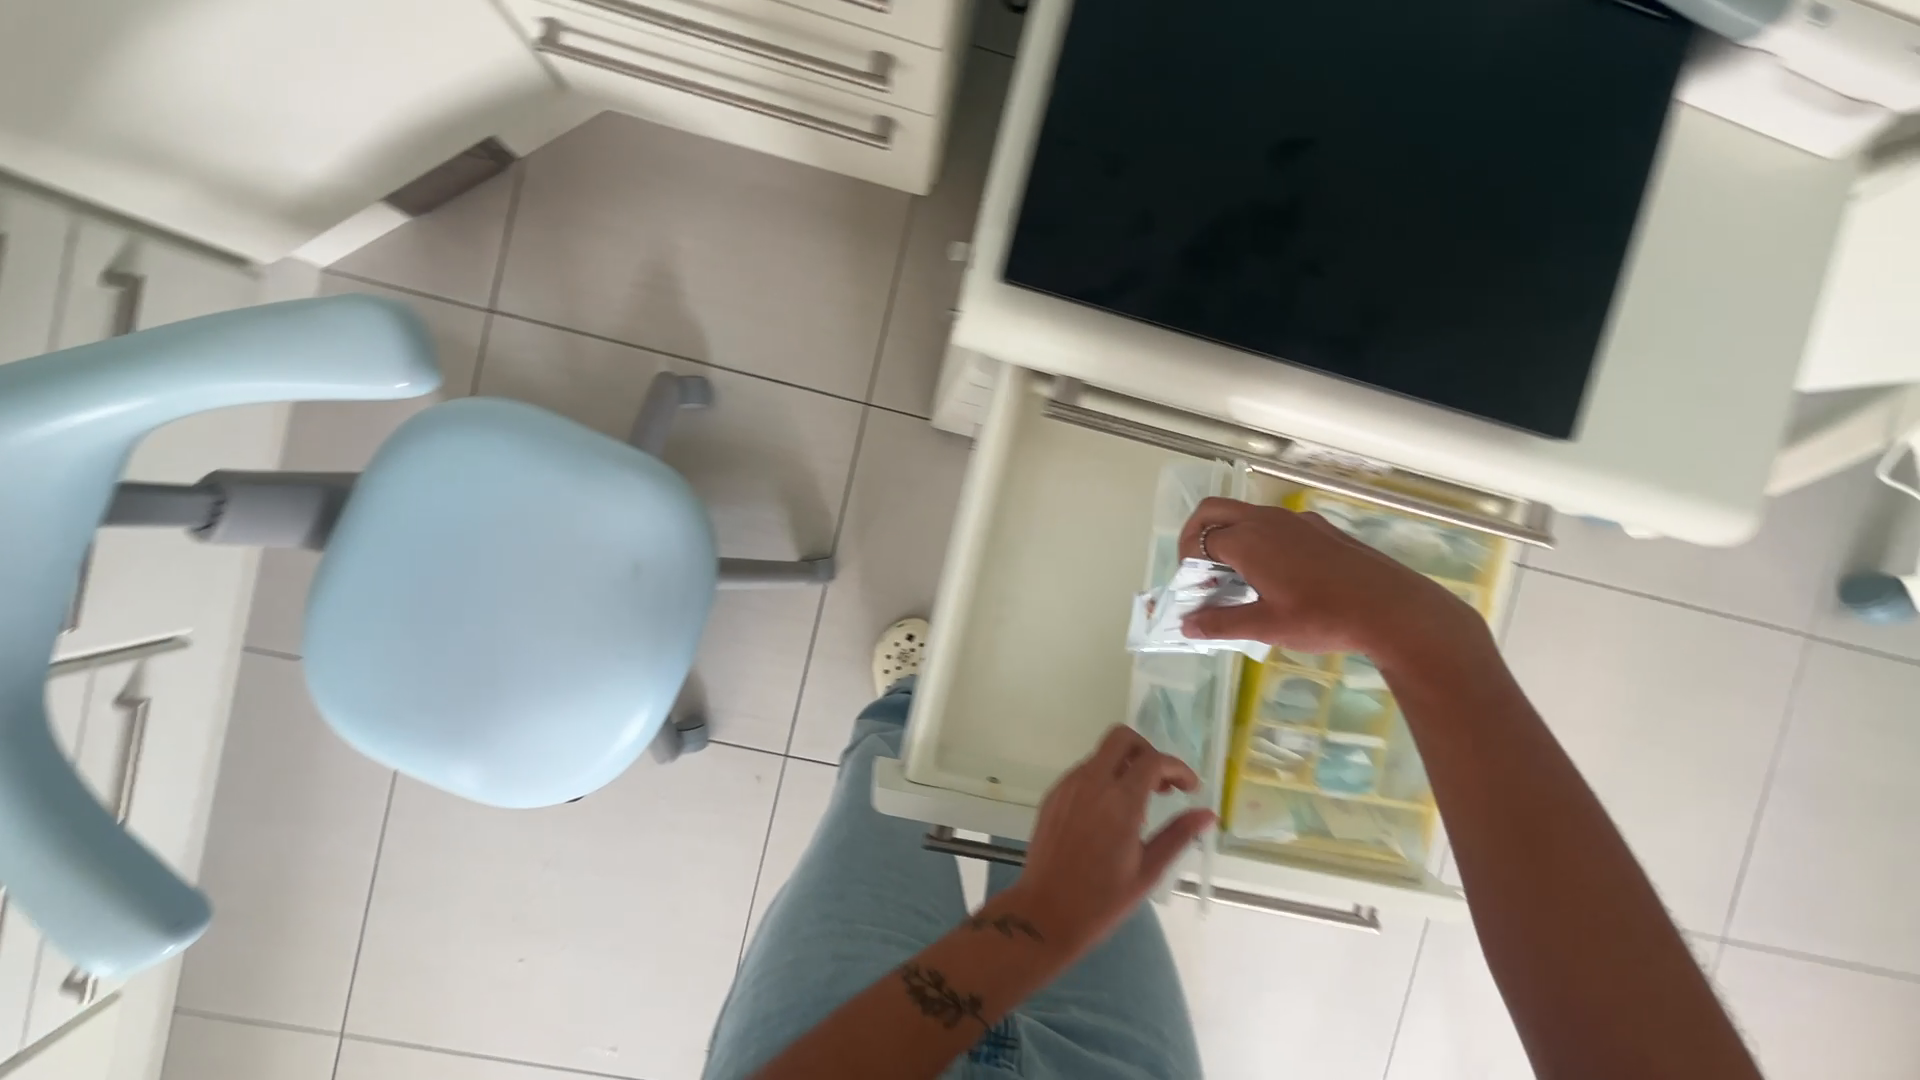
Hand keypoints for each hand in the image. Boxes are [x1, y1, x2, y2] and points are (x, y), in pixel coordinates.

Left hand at [1011, 726, 1214, 954]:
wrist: (1045, 913)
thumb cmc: (1102, 900)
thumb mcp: (1148, 870)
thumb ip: (1178, 835)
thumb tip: (1207, 814)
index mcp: (1120, 801)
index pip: (1154, 761)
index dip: (1178, 768)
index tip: (1190, 789)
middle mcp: (1091, 783)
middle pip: (1121, 738)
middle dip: (1147, 752)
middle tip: (1161, 784)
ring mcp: (1067, 786)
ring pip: (1100, 755)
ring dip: (1124, 767)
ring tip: (1138, 809)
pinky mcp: (1053, 795)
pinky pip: (1083, 773)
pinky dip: (1102, 780)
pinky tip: (1108, 816)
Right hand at [1177, 497, 1486, 666]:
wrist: (1393, 609)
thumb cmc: (1322, 617)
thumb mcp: (1265, 627)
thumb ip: (1220, 623)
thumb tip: (1187, 625)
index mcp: (1247, 540)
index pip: (1199, 542)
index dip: (1188, 566)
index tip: (1194, 592)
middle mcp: (1266, 521)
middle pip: (1214, 512)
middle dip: (1196, 535)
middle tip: (1198, 569)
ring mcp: (1295, 521)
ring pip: (1246, 516)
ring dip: (1229, 538)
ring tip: (1239, 580)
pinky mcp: (1319, 528)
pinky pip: (1275, 525)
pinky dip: (1259, 541)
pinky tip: (1278, 578)